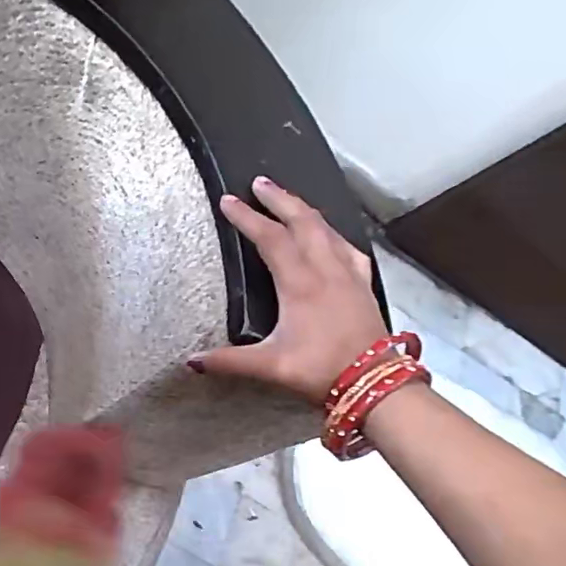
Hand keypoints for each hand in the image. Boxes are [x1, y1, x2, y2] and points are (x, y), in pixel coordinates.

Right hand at [188, 176, 387, 403]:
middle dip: (279, 199)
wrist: (374, 383)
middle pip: (303, 221)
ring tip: (288, 200)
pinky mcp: (362, 285)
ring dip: (305, 210)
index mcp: (300, 284)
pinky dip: (332, 233)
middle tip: (260, 183)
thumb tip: (192, 361)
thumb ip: (228, 360)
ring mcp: (348, 275)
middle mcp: (325, 271)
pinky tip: (329, 237)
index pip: (270, 239)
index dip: (247, 217)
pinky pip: (347, 247)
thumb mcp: (269, 366)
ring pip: (327, 229)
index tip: (228, 201)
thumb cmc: (321, 371)